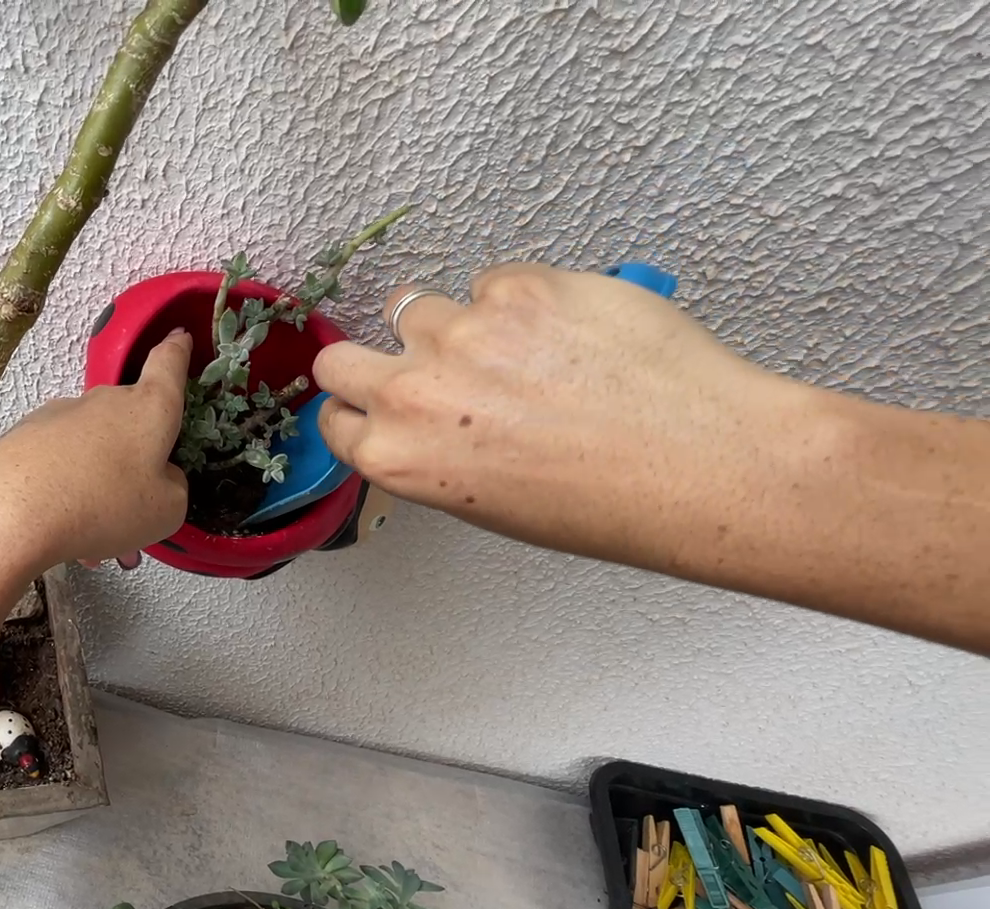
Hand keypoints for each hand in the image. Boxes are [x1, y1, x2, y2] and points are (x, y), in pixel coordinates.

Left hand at [0, 329, 192, 570]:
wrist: (12, 511)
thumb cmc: (101, 505)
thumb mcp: (166, 510)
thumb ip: (172, 486)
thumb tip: (159, 477)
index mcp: (147, 408)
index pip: (168, 365)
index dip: (177, 353)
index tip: (179, 340)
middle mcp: (103, 400)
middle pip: (127, 421)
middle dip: (132, 460)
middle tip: (131, 509)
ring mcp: (59, 414)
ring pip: (90, 449)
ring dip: (95, 484)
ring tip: (90, 535)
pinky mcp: (23, 435)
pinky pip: (55, 461)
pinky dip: (62, 489)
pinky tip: (57, 527)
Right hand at [312, 263, 799, 563]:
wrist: (699, 466)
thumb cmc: (596, 502)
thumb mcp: (475, 500)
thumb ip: (423, 451)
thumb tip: (420, 415)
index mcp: (394, 456)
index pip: (334, 417)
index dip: (357, 409)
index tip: (379, 405)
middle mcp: (409, 395)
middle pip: (336, 359)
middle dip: (366, 362)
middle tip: (415, 367)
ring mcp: (458, 334)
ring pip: (413, 309)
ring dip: (446, 325)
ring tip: (508, 346)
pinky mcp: (517, 289)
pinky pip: (491, 281)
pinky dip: (516, 301)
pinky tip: (561, 331)